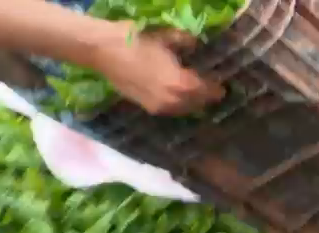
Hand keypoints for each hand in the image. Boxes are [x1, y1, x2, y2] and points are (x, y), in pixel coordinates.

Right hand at [90, 24, 221, 114]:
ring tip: (190, 91)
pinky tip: (173, 94)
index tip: (220, 83)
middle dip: (204, 95)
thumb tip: (197, 41)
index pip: (212, 92)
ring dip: (191, 101)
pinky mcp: (151, 109)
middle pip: (201, 102)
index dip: (217, 87)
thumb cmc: (133, 41)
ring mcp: (165, 107)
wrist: (98, 48)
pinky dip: (176, 103)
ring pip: (188, 108)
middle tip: (206, 88)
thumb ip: (183, 41)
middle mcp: (178, 100)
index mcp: (185, 84)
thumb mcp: (163, 38)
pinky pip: (172, 109)